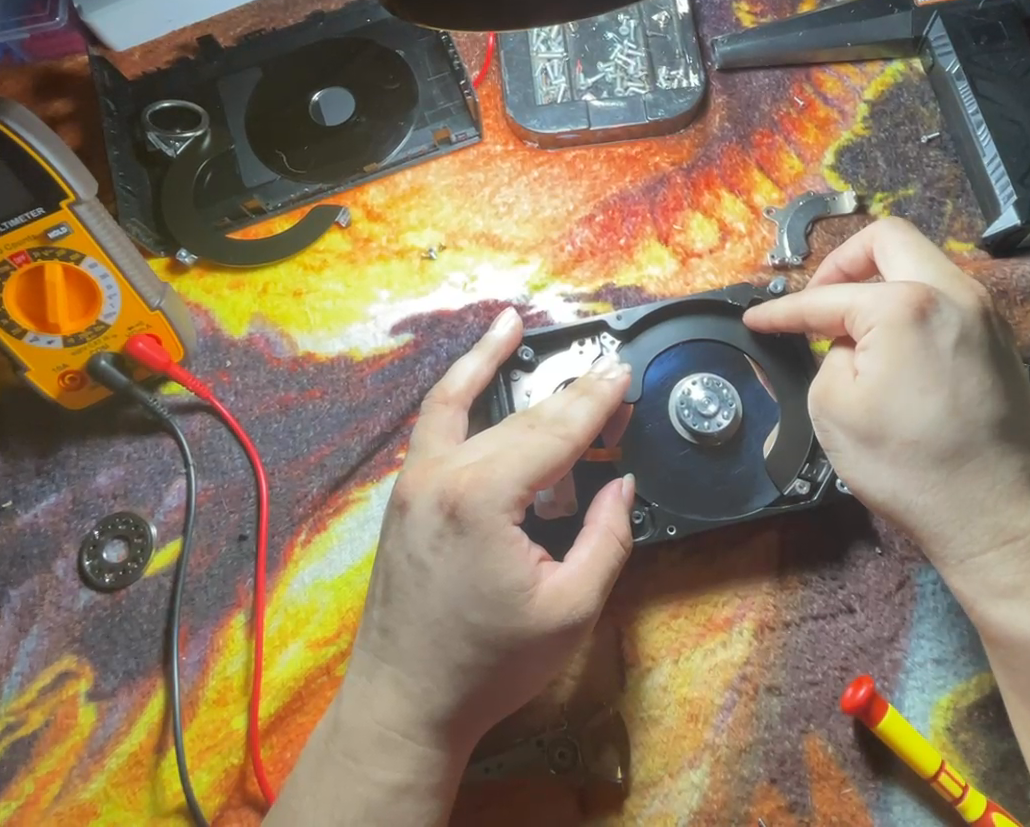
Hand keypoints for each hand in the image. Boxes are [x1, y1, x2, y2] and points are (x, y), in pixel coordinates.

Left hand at [342, 307, 636, 754]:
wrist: (405, 702)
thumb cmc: (490, 664)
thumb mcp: (570, 610)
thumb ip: (605, 538)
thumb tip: (622, 483)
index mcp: (487, 498)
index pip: (556, 432)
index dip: (596, 401)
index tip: (624, 372)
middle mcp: (446, 473)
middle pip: (523, 417)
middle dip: (571, 394)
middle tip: (608, 374)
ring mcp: (418, 478)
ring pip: (473, 407)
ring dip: (501, 367)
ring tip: (522, 328)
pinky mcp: (407, 490)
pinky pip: (435, 420)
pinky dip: (456, 383)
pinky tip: (473, 358)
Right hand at [743, 218, 1029, 581]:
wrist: (1003, 517)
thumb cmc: (909, 466)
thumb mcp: (833, 410)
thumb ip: (824, 356)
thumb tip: (839, 342)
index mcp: (905, 304)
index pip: (826, 297)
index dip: (782, 311)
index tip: (755, 320)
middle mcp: (953, 292)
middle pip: (888, 239)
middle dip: (841, 262)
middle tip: (817, 301)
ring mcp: (985, 314)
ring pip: (923, 262)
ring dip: (878, 280)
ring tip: (850, 326)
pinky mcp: (1000, 341)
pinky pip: (945, 295)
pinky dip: (909, 302)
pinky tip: (890, 347)